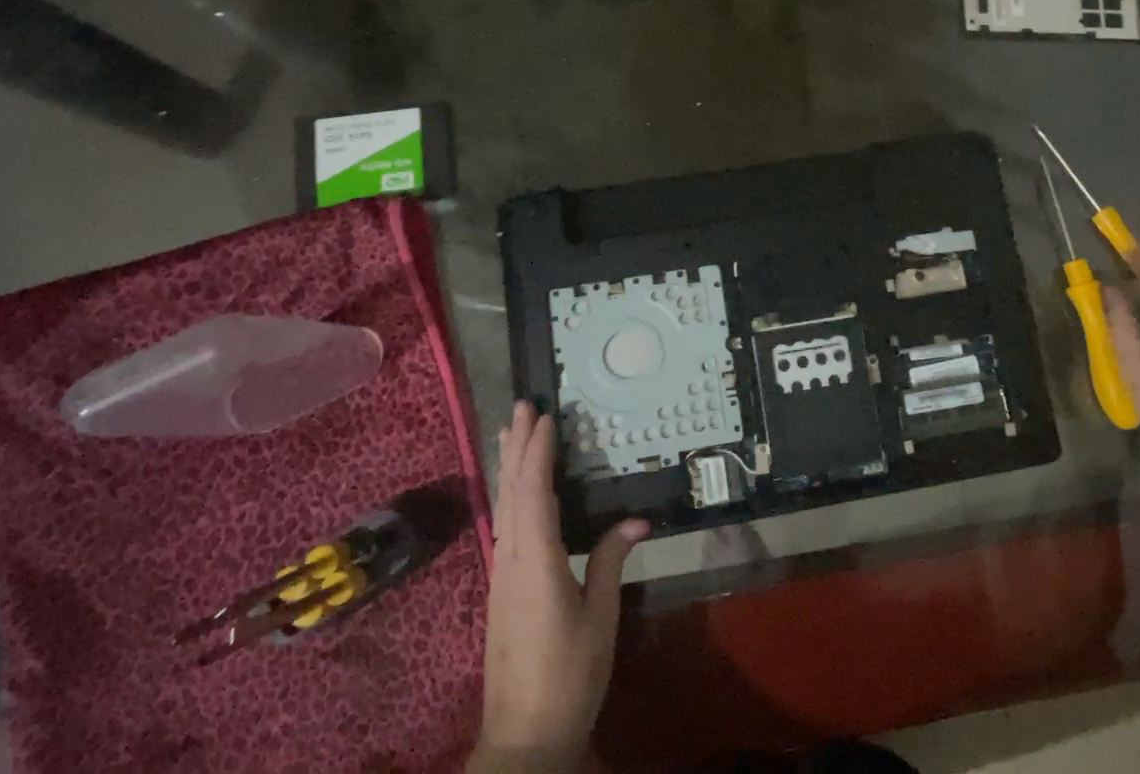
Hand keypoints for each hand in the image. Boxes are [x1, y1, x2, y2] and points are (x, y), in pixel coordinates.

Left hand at [471, 400, 648, 773]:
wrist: (524, 731)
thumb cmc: (571, 674)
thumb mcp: (600, 617)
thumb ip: (612, 562)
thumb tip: (638, 521)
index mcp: (536, 562)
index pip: (535, 492)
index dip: (538, 451)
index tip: (544, 415)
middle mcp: (511, 560)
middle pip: (512, 492)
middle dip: (517, 447)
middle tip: (522, 407)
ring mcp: (502, 575)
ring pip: (504, 507)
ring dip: (510, 467)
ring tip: (512, 434)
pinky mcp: (503, 589)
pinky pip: (506, 525)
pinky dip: (512, 495)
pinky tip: (518, 492)